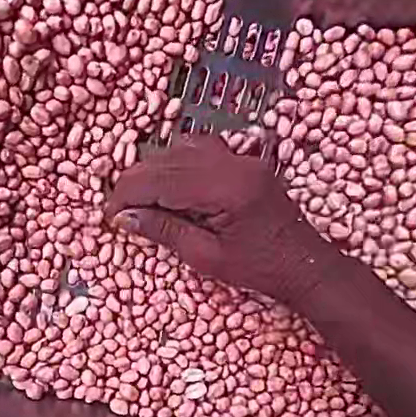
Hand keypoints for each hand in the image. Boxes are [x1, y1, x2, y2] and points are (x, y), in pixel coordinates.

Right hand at [103, 134, 335, 304]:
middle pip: (165, 160)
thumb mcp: (206, 257)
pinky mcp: (244, 161)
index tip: (109, 215)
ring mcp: (241, 158)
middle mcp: (232, 163)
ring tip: (141, 200)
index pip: (159, 180)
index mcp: (224, 188)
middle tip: (119, 211)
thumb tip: (125, 217)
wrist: (306, 264)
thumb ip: (165, 230)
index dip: (127, 195)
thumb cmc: (260, 269)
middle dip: (135, 183)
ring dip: (154, 171)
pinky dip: (177, 162)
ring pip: (179, 148)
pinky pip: (200, 147)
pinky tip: (169, 184)